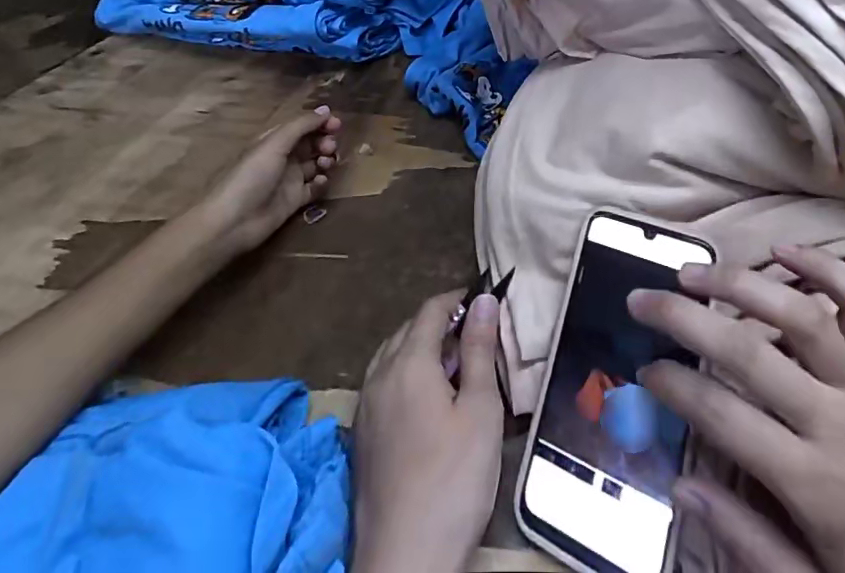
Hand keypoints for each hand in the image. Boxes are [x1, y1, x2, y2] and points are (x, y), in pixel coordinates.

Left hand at [186, 105, 341, 253]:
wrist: (234, 221)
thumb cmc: (251, 176)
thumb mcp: (274, 144)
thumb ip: (301, 126)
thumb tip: (326, 110)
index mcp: (273, 140)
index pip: (301, 125)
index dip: (319, 123)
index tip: (337, 124)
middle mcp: (282, 157)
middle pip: (310, 143)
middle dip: (324, 141)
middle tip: (329, 147)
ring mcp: (288, 179)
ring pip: (314, 164)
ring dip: (325, 160)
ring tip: (325, 163)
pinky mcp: (294, 201)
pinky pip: (314, 188)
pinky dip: (321, 183)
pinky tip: (321, 181)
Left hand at [353, 290, 504, 572]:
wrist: (405, 553)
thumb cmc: (454, 479)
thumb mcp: (480, 411)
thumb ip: (479, 351)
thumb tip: (483, 300)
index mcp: (408, 363)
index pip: (430, 311)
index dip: (455, 299)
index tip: (480, 297)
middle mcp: (379, 374)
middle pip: (408, 330)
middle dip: (439, 323)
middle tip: (473, 336)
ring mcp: (365, 404)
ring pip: (391, 355)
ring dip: (419, 347)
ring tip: (451, 366)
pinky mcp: (362, 432)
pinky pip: (382, 382)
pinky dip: (404, 373)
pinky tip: (424, 400)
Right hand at [626, 247, 844, 572]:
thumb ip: (748, 544)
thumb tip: (681, 486)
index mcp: (815, 484)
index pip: (722, 415)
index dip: (672, 385)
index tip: (642, 369)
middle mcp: (836, 423)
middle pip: (748, 352)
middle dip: (683, 319)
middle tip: (640, 300)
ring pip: (798, 317)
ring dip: (739, 285)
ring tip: (692, 272)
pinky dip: (826, 271)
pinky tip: (784, 251)